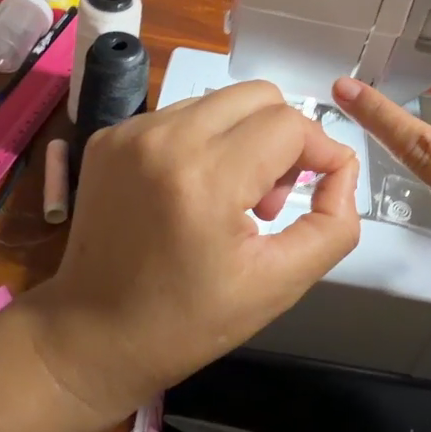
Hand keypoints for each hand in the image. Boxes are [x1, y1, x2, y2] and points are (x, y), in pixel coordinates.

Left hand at [23, 81, 359, 418]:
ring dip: (242, 137)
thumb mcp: (279, 284)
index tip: (319, 186)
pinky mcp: (110, 134)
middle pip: (258, 95)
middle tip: (270, 198)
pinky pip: (181, 114)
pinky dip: (203, 142)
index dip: (319, 150)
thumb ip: (333, 224)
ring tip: (229, 198)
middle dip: (283, 138)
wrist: (89, 336)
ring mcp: (131, 131)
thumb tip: (341, 168)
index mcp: (206, 177)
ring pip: (220, 101)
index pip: (289, 124)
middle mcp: (164, 137)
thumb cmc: (188, 321)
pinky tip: (190, 191)